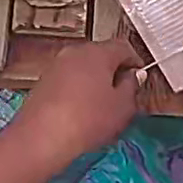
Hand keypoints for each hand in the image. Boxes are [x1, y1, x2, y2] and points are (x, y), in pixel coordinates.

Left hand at [11, 39, 144, 158]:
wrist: (42, 136)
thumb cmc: (89, 119)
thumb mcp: (122, 106)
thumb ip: (131, 86)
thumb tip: (132, 75)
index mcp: (98, 52)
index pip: (122, 47)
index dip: (134, 60)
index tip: (140, 75)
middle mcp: (75, 52)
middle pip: (100, 54)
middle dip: (113, 69)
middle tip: (123, 91)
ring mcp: (56, 64)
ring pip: (82, 66)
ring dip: (94, 78)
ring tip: (102, 103)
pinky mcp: (43, 80)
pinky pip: (68, 78)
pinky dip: (78, 87)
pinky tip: (81, 109)